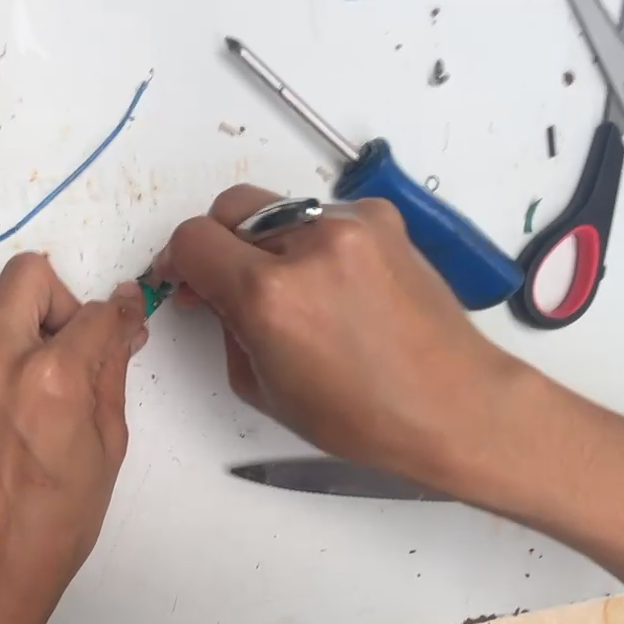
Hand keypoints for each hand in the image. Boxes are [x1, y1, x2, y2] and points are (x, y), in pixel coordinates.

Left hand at [0, 253, 146, 623]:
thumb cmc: (63, 516)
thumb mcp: (109, 442)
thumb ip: (112, 371)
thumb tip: (126, 324)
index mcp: (51, 378)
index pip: (94, 313)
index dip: (121, 314)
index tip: (128, 321)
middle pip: (29, 275)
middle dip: (63, 297)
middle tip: (76, 343)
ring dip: (24, 308)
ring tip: (43, 358)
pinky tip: (16, 378)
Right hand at [155, 185, 525, 484]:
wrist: (447, 403)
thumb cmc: (355, 416)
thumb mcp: (261, 386)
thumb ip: (226, 327)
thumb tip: (215, 293)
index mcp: (269, 294)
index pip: (193, 239)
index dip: (175, 260)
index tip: (181, 279)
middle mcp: (308, 243)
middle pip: (230, 207)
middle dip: (216, 243)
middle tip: (223, 284)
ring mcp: (351, 223)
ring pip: (277, 211)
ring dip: (263, 244)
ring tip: (286, 292)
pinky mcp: (383, 219)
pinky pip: (320, 218)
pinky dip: (307, 244)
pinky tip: (328, 287)